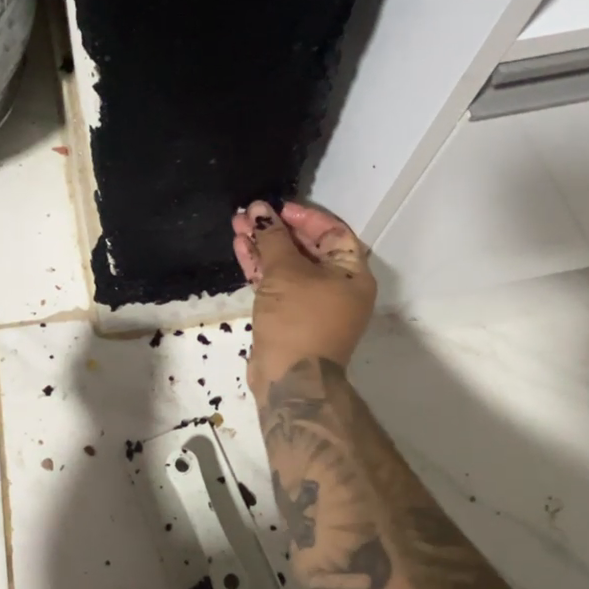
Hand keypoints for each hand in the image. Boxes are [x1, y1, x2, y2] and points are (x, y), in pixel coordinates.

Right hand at [231, 200, 375, 391]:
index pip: (332, 232)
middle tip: (248, 214)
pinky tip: (240, 248)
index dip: (304, 217)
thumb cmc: (299, 319)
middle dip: (276, 230)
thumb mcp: (285, 272)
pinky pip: (277, 284)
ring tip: (236, 225)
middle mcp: (337, 287)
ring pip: (288, 266)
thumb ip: (271, 238)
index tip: (276, 208)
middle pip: (307, 248)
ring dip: (263, 245)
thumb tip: (258, 210)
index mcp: (352, 274)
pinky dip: (260, 267)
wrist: (291, 380)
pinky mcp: (290, 317)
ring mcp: (312, 304)